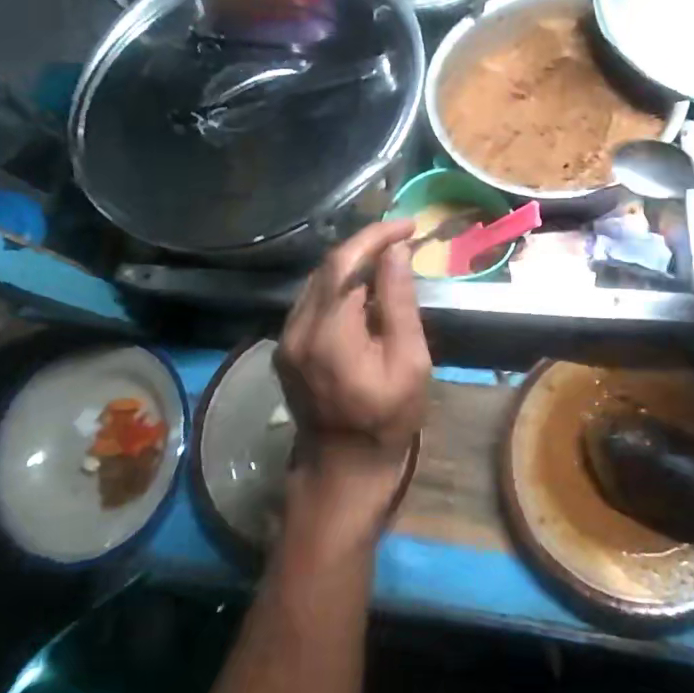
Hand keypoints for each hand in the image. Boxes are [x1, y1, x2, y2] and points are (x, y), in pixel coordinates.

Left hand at [275, 219, 431, 538]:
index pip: (345, 264)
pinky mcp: (284, 349)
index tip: (409, 226)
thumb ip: (399, 303)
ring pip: (316, 284)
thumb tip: (395, 252)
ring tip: (386, 263)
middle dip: (364, 248)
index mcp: (328, 333)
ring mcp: (285, 340)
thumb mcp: (409, 362)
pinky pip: (310, 304)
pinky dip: (337, 290)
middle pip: (326, 269)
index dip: (376, 237)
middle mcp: (296, 329)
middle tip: (401, 241)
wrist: (343, 466)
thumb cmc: (387, 419)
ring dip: (350, 268)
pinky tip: (362, 295)